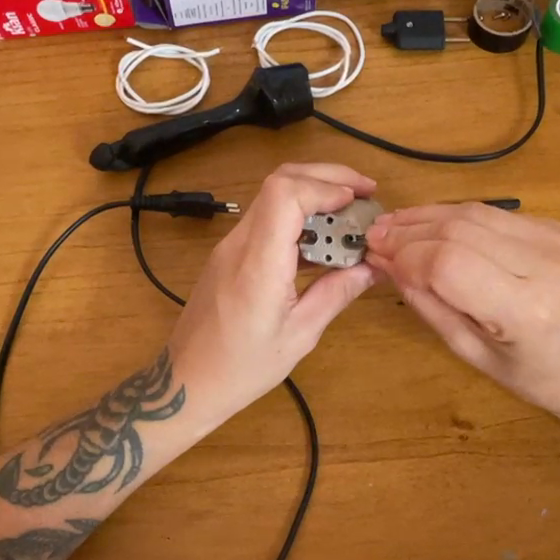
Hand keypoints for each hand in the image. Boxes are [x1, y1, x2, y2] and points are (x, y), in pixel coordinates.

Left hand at [168, 163, 377, 424]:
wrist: (187, 382)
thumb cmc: (243, 368)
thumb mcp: (300, 335)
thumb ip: (336, 293)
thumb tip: (372, 267)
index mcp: (258, 263)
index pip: (285, 194)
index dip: (325, 186)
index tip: (357, 201)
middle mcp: (239, 244)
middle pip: (279, 181)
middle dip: (326, 177)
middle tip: (365, 193)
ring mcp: (229, 247)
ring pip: (271, 197)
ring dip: (312, 194)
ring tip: (350, 213)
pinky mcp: (227, 255)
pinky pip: (264, 220)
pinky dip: (296, 216)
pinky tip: (322, 239)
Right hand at [363, 203, 559, 420]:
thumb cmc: (532, 377)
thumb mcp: (470, 352)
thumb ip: (428, 303)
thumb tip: (385, 262)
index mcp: (528, 310)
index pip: (450, 264)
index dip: (406, 254)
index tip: (373, 254)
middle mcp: (549, 266)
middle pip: (460, 230)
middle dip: (410, 231)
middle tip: (374, 236)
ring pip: (475, 212)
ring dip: (428, 217)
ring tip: (394, 226)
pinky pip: (495, 214)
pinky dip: (457, 218)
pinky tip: (431, 227)